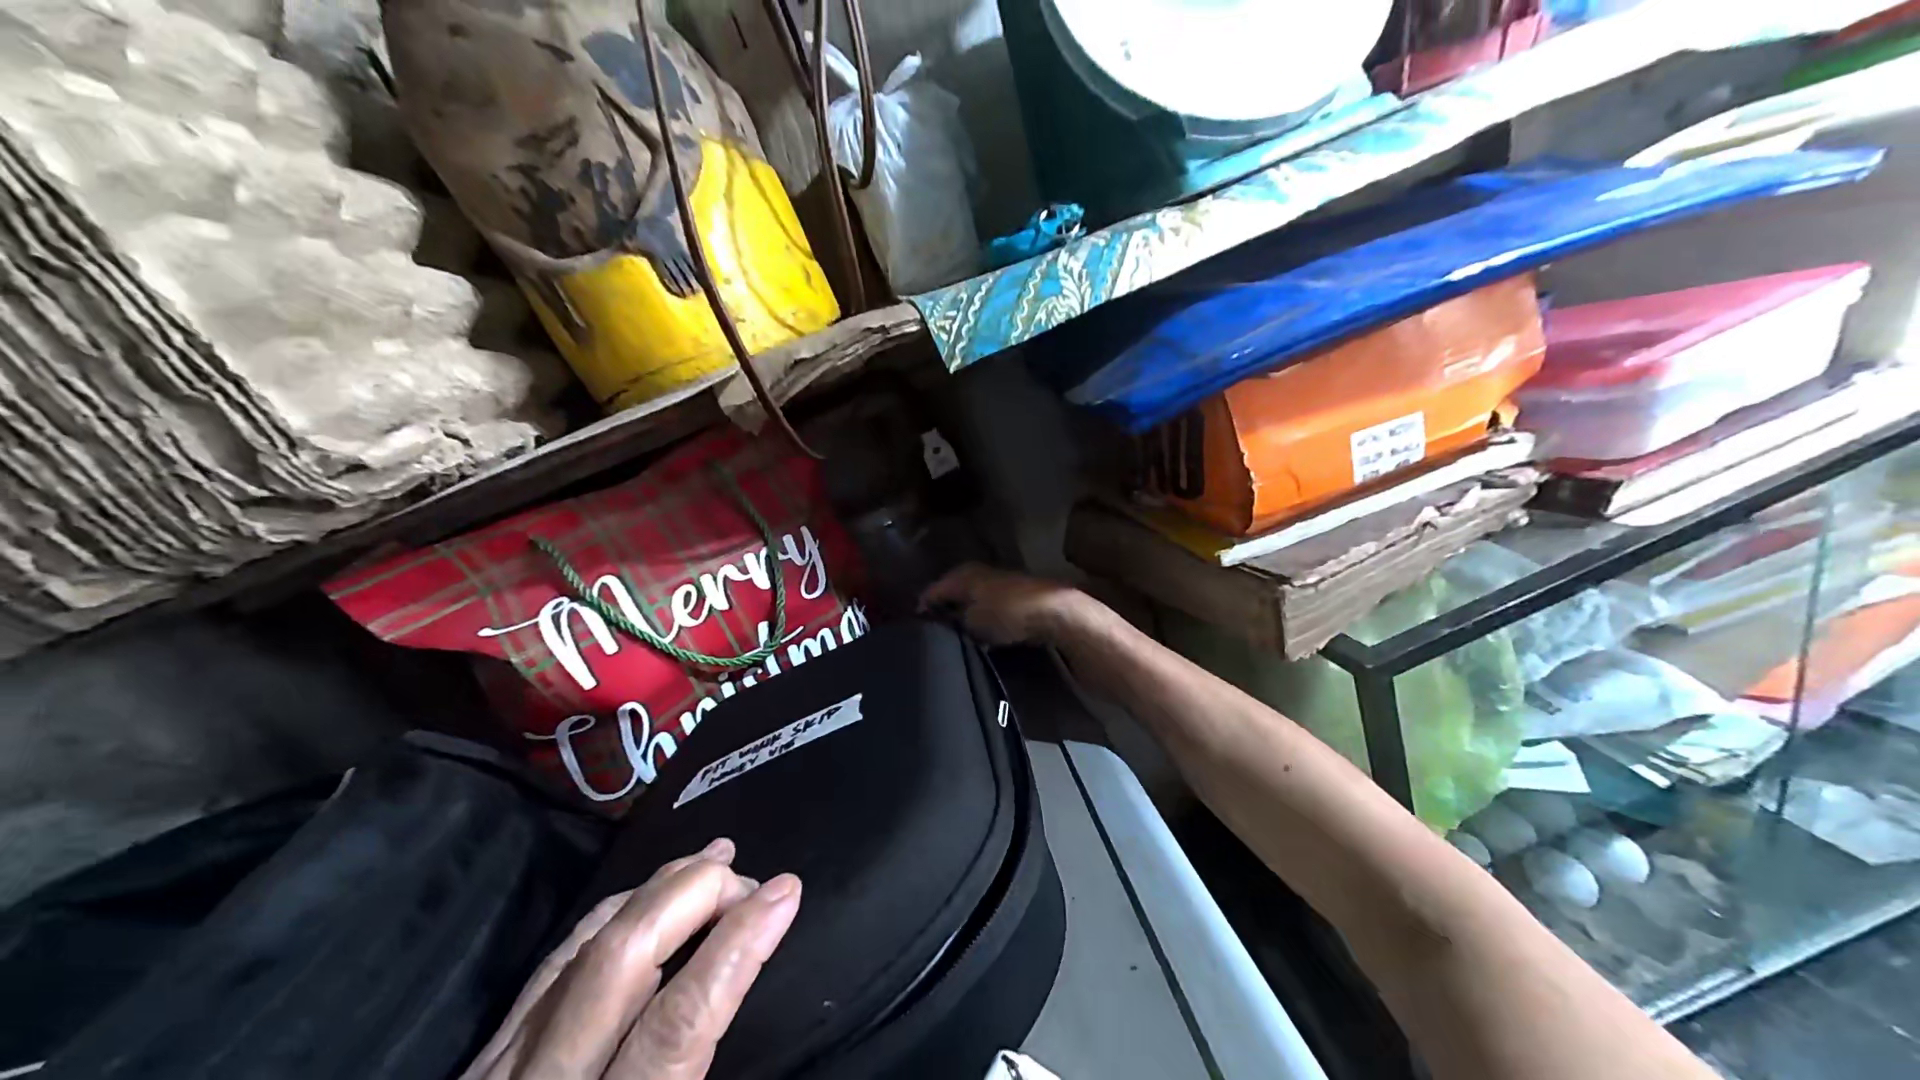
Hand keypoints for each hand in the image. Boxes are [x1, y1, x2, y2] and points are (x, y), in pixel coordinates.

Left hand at [460, 838, 799, 1079]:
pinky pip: (554, 962)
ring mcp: (498, 1074)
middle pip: (622, 962)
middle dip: (696, 896)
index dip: (737, 948)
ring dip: (658, 889)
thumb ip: (696, 1078)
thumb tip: (739, 996)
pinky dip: (610, 914)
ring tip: (714, 856)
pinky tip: (643, 894)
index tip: (786, 893)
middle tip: (749, 878)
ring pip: (584, 948)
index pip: (677, 1026)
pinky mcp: (480, 1063)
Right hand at [919, 563, 1089, 645]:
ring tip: (954, 641)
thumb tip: (944, 624)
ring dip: (963, 618)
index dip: (921, 611)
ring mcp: (998, 584)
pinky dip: (981, 622)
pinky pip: (987, 610)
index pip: (931, 591)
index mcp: (962, 573)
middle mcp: (977, 573)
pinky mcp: (1014, 598)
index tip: (914, 632)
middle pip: (951, 595)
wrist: (1056, 613)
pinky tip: (980, 638)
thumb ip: (953, 621)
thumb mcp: (972, 622)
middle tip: (932, 637)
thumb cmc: (1008, 613)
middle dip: (941, 613)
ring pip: (970, 603)